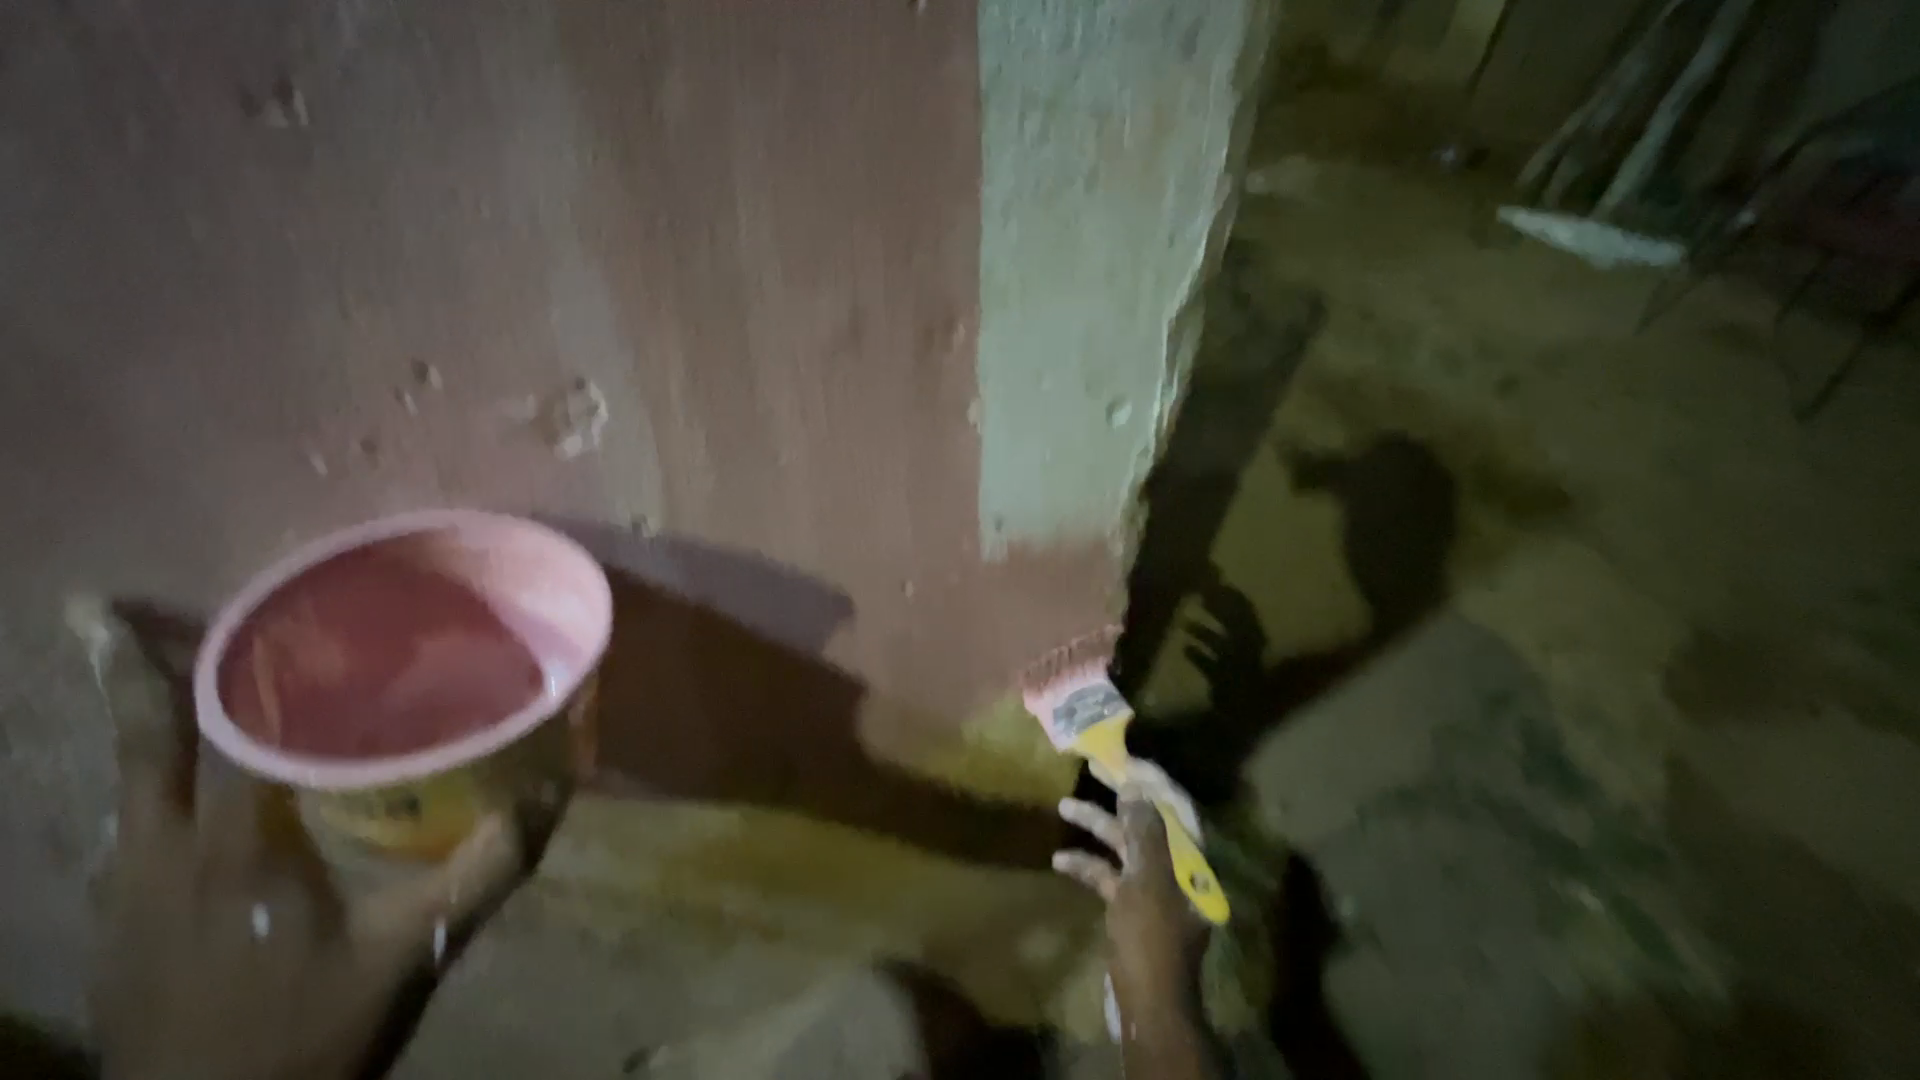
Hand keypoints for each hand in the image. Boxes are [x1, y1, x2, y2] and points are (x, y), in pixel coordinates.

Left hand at [74, 599, 562, 1079]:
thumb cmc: (308, 1027)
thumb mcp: (409, 952)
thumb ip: (481, 873)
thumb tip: (546, 797)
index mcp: (236, 850)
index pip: (233, 737)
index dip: (242, 672)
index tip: (255, 612)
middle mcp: (164, 853)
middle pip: (143, 744)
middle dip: (132, 673)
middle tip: (108, 609)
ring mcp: (126, 885)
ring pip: (124, 777)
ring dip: (134, 718)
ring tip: (134, 661)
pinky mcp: (115, 914)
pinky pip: (128, 815)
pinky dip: (144, 771)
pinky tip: (171, 767)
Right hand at [1052, 781, 1206, 1007]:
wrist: (1147, 1007)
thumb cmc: (1151, 940)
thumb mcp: (1146, 881)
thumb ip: (1143, 832)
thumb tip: (1135, 788)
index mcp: (1192, 860)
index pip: (1176, 806)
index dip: (1151, 779)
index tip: (1121, 758)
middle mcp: (1177, 869)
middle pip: (1149, 821)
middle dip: (1121, 794)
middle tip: (1092, 767)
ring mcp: (1154, 891)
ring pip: (1126, 847)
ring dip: (1097, 827)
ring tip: (1063, 807)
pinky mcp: (1133, 910)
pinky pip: (1111, 877)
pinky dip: (1088, 866)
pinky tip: (1060, 861)